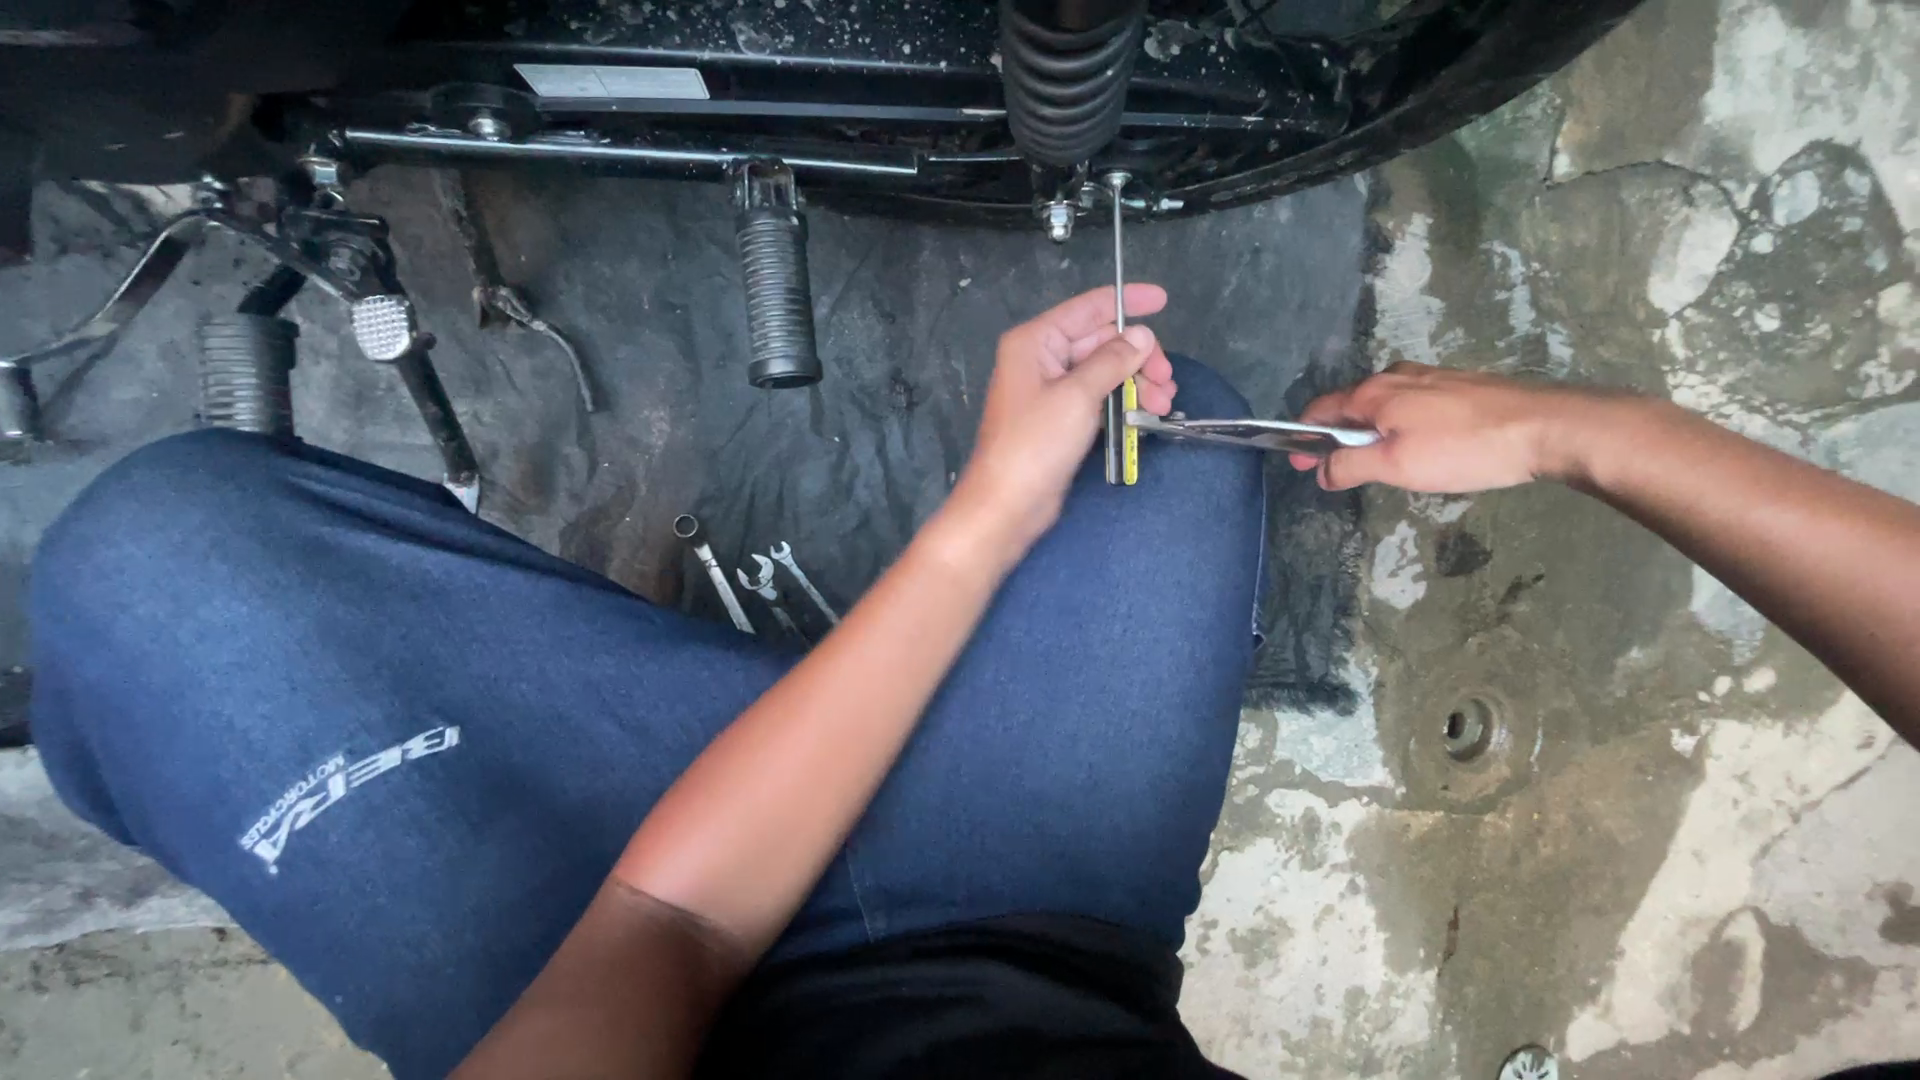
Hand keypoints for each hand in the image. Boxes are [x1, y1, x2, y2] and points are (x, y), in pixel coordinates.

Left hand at [947, 284, 1174, 555]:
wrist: (1007, 504)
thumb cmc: (1035, 444)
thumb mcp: (1077, 395)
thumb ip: (1112, 360)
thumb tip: (1142, 335)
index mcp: (1035, 341)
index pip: (1088, 308)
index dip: (1127, 301)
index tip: (1164, 300)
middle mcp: (1040, 359)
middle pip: (1099, 341)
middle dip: (1138, 357)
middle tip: (1167, 381)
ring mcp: (1049, 391)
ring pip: (1102, 372)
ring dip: (1135, 383)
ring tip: (1163, 404)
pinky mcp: (1059, 420)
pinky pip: (1096, 398)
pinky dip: (1121, 402)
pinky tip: (1145, 415)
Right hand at [1287, 361, 1603, 492]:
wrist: (1548, 427)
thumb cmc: (1463, 448)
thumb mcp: (1396, 465)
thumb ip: (1350, 466)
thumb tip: (1321, 471)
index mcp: (1374, 392)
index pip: (1320, 409)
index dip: (1305, 437)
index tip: (1302, 464)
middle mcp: (1397, 376)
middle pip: (1351, 405)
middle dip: (1337, 435)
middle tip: (1337, 468)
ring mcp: (1432, 377)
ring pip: (1384, 403)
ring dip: (1369, 429)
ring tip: (1376, 459)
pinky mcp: (1461, 385)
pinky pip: (1412, 403)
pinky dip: (1398, 423)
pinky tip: (1416, 444)